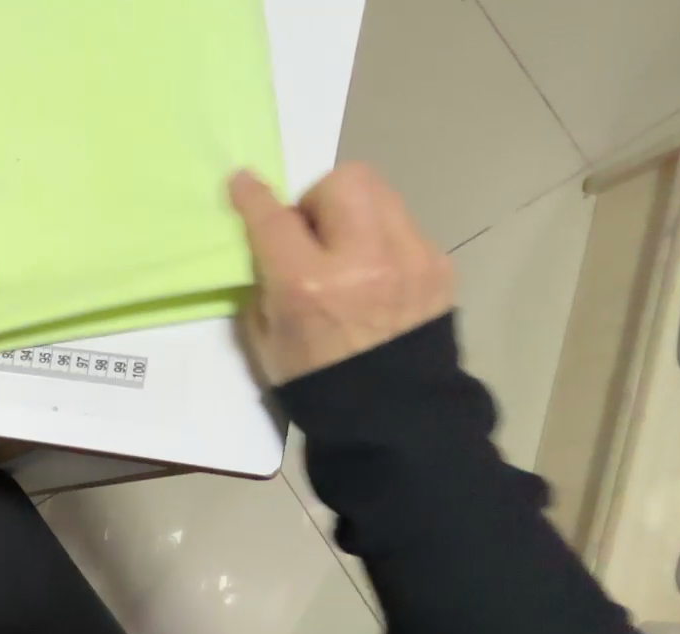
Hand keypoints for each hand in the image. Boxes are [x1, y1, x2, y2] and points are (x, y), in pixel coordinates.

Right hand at [229, 163, 454, 384]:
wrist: (388, 408)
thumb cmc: (311, 379)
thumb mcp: (266, 337)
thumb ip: (266, 284)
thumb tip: (272, 248)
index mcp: (307, 286)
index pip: (276, 222)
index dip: (254, 197)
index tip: (242, 179)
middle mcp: (362, 260)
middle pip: (343, 182)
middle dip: (317, 197)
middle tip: (308, 231)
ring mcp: (409, 257)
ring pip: (379, 194)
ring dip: (351, 211)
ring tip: (342, 250)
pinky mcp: (437, 263)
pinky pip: (401, 227)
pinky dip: (378, 240)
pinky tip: (372, 275)